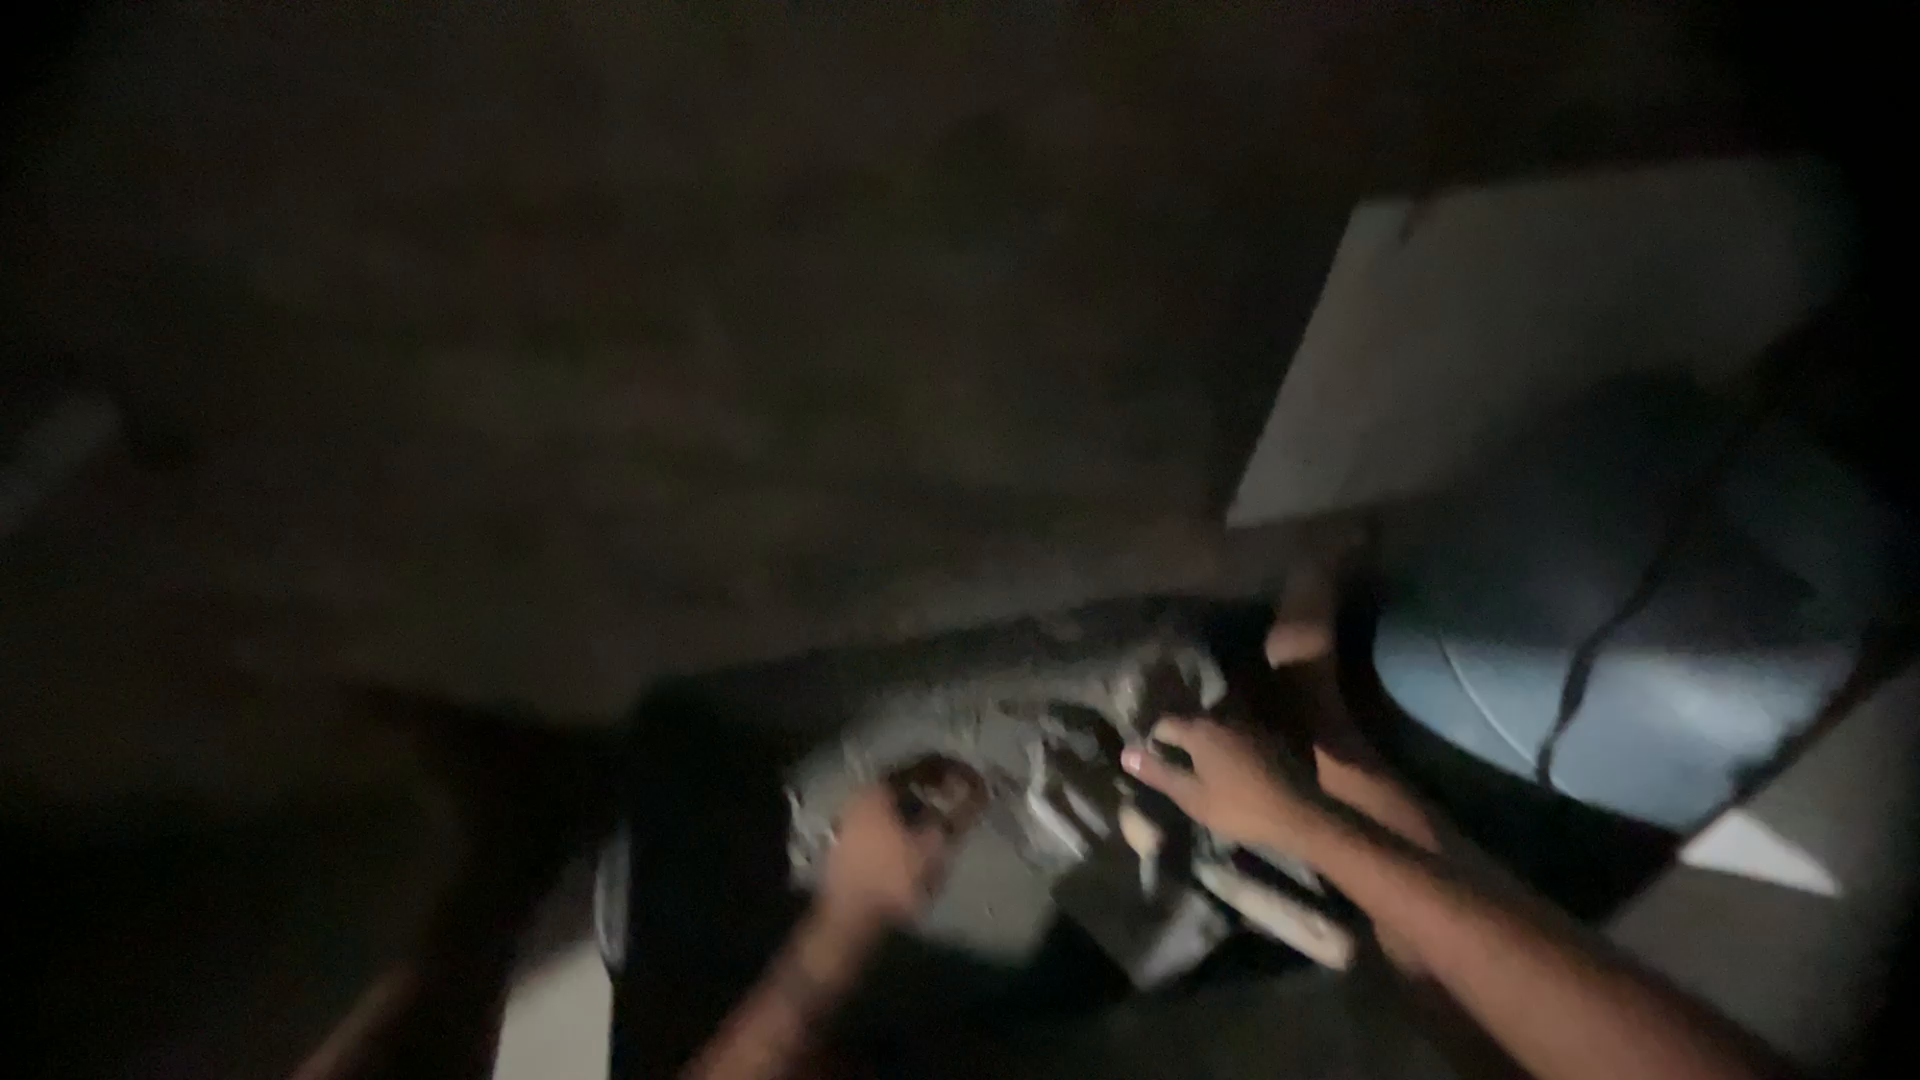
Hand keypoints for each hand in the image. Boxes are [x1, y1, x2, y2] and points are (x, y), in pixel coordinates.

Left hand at [817, 757, 983, 932]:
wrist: (850, 922)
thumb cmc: (894, 877)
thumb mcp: (936, 844)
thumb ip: (961, 812)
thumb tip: (982, 789)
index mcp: (880, 788)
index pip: (926, 765)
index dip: (956, 771)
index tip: (976, 784)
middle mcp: (861, 795)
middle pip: (909, 782)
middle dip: (938, 791)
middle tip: (962, 804)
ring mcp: (850, 819)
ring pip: (896, 804)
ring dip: (922, 810)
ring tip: (945, 825)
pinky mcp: (847, 843)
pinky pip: (884, 822)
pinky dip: (906, 825)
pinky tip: (919, 842)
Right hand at [1122, 716, 1321, 849]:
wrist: (1299, 815)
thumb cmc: (1239, 808)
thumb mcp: (1192, 797)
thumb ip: (1158, 773)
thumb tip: (1126, 754)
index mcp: (1199, 730)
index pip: (1164, 724)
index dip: (1154, 742)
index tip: (1155, 763)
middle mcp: (1222, 718)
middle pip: (1190, 722)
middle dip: (1179, 740)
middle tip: (1176, 766)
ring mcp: (1248, 725)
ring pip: (1215, 728)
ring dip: (1205, 744)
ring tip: (1203, 769)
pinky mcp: (1268, 737)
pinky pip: (1236, 736)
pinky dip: (1227, 748)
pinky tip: (1231, 770)